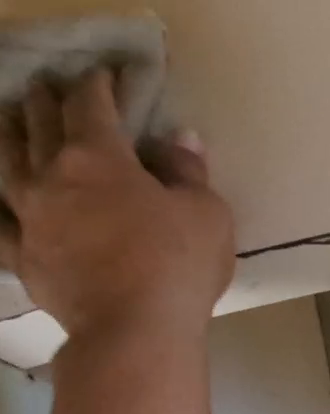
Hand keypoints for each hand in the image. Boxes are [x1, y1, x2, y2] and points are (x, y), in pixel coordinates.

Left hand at [0, 70, 232, 337]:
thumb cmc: (180, 263)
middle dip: (46, 101)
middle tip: (49, 85)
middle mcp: (50, 175)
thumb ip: (190, 175)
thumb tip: (181, 138)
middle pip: (39, 126)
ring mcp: (28, 213)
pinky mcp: (22, 250)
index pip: (92, 109)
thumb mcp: (208, 216)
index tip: (103, 73)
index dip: (98, 86)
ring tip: (13, 120)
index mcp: (99, 160)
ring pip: (7, 159)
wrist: (135, 324)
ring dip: (10, 133)